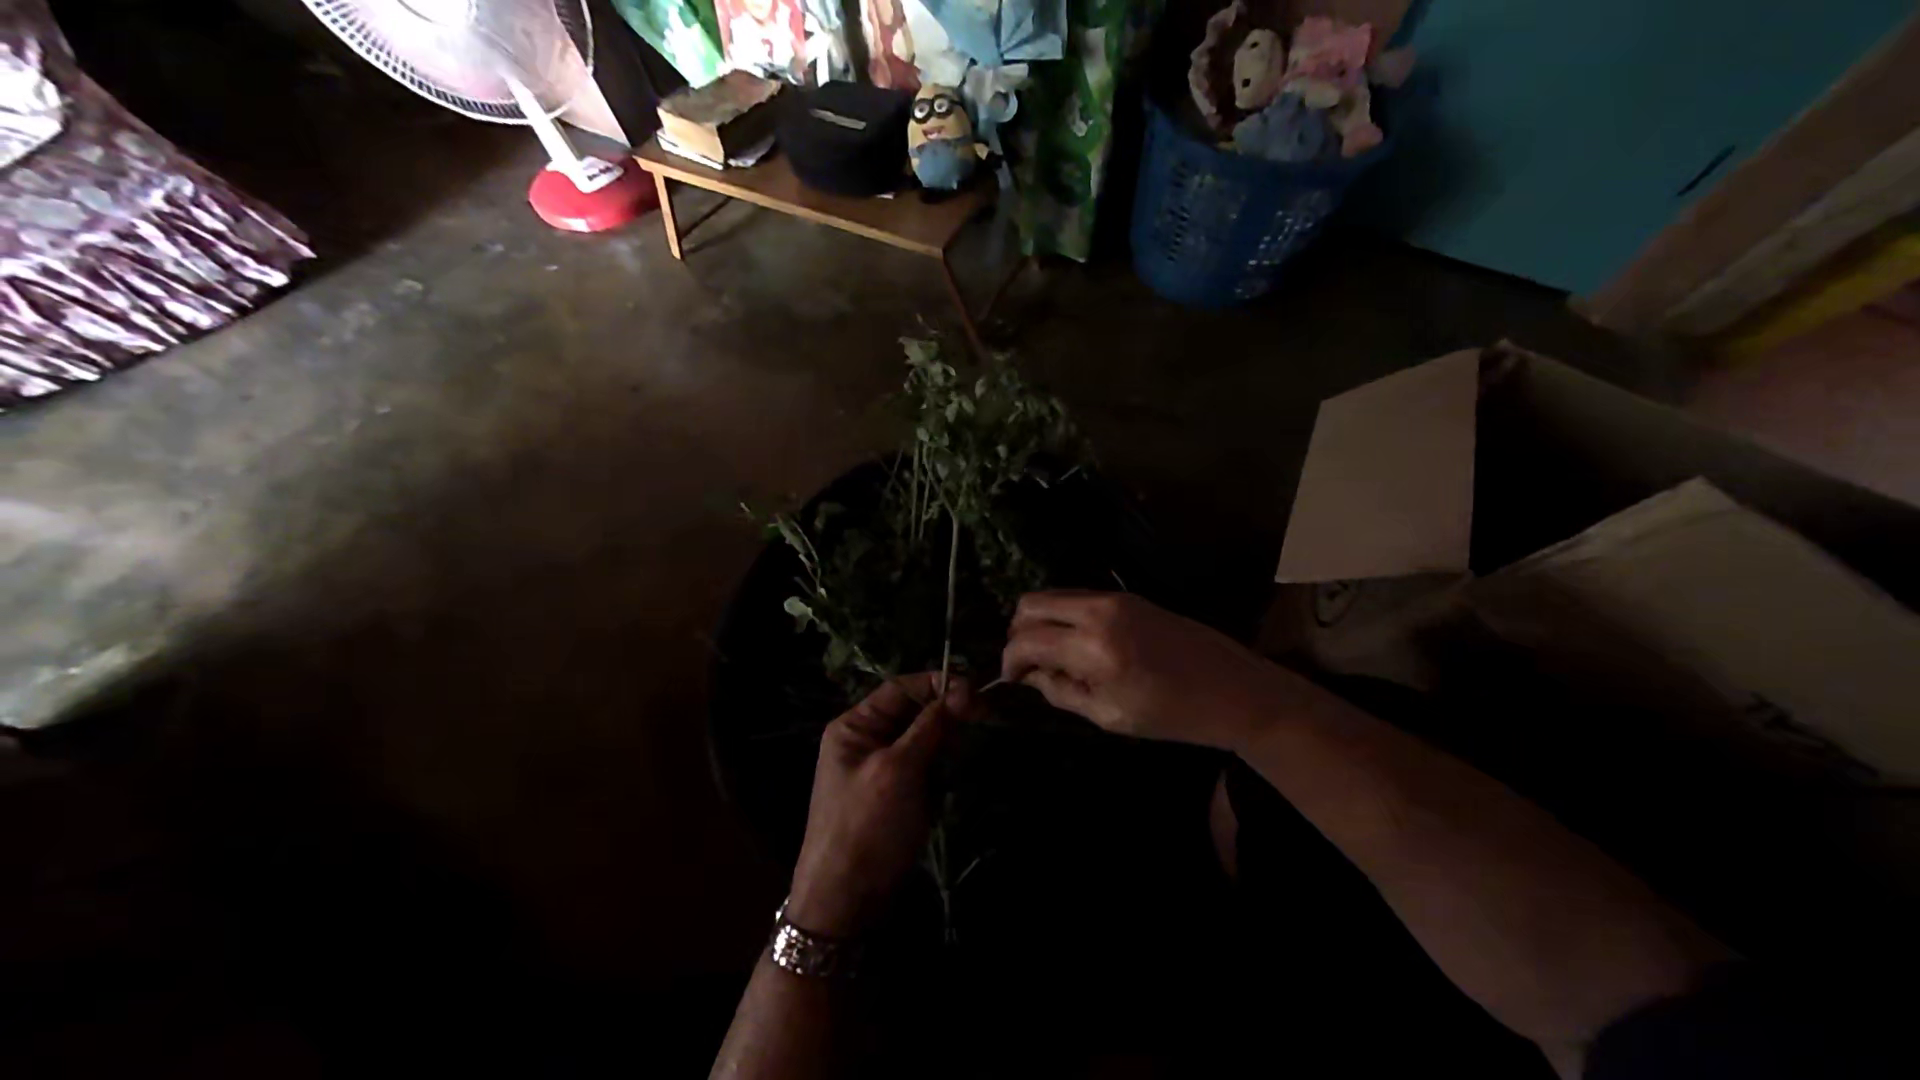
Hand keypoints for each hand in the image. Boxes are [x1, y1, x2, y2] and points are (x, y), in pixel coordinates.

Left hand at [787, 674, 974, 936]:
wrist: (846, 900)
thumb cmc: (866, 825)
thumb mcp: (898, 769)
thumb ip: (930, 726)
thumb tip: (963, 688)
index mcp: (855, 726)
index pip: (901, 687)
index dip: (938, 683)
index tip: (976, 688)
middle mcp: (867, 740)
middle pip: (915, 711)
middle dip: (946, 714)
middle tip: (983, 717)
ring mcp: (883, 768)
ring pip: (926, 739)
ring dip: (947, 743)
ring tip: (964, 752)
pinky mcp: (899, 793)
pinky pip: (927, 767)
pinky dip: (942, 769)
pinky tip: (951, 780)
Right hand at [1000, 590, 1302, 750]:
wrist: (1236, 690)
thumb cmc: (1174, 716)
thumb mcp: (1110, 716)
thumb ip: (1061, 692)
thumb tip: (1030, 677)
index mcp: (1094, 647)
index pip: (1027, 641)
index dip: (1009, 662)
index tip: (1009, 680)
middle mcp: (1099, 610)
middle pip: (1030, 604)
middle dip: (1018, 634)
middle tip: (1027, 666)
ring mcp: (1114, 598)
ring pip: (1052, 595)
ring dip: (1040, 622)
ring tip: (1051, 658)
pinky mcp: (1128, 596)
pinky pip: (1077, 598)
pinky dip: (1063, 616)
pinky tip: (1076, 646)